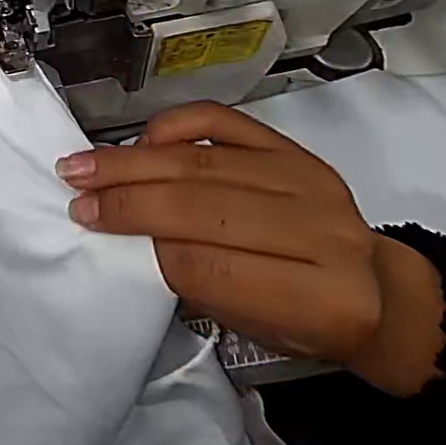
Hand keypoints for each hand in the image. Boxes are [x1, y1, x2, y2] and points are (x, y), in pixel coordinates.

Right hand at [56, 103, 445, 395]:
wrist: (368, 284)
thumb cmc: (306, 316)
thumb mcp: (254, 324)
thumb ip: (197, 280)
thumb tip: (132, 230)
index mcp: (319, 297)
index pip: (210, 267)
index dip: (147, 248)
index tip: (98, 231)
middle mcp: (319, 230)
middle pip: (201, 204)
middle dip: (127, 198)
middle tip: (77, 192)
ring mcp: (304, 177)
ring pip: (200, 160)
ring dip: (133, 160)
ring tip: (87, 165)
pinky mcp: (289, 145)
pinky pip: (221, 120)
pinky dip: (174, 124)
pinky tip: (142, 139)